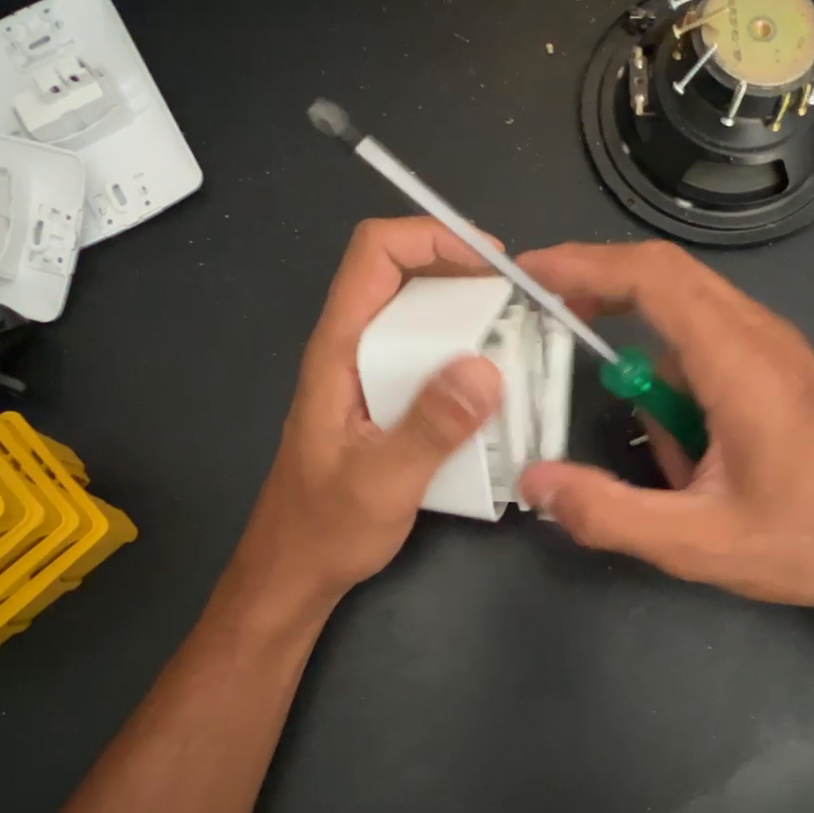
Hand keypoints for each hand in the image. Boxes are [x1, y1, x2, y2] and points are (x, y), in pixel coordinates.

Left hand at [234, 218, 503, 604]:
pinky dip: (459, 358)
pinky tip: (490, 391)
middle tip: (519, 306)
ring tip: (516, 342)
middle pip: (401, 277)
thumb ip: (430, 427)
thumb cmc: (326, 530)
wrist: (294, 573)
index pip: (375, 256)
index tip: (493, 266)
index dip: (432, 239)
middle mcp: (350, 353)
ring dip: (464, 317)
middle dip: (461, 274)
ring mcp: (363, 379)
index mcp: (338, 352)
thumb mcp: (382, 483)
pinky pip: (422, 361)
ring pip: (415, 320)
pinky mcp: (380, 406)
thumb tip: (485, 368)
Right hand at [515, 242, 813, 620]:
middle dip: (599, 288)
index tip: (529, 271)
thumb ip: (607, 513)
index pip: (655, 278)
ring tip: (664, 457)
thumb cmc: (801, 545)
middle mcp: (760, 337)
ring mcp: (773, 348)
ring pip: (685, 315)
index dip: (585, 264)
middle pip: (666, 276)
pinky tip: (689, 457)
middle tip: (542, 317)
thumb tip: (536, 481)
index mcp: (740, 364)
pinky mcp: (775, 368)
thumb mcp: (693, 543)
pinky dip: (675, 383)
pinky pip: (706, 347)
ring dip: (646, 364)